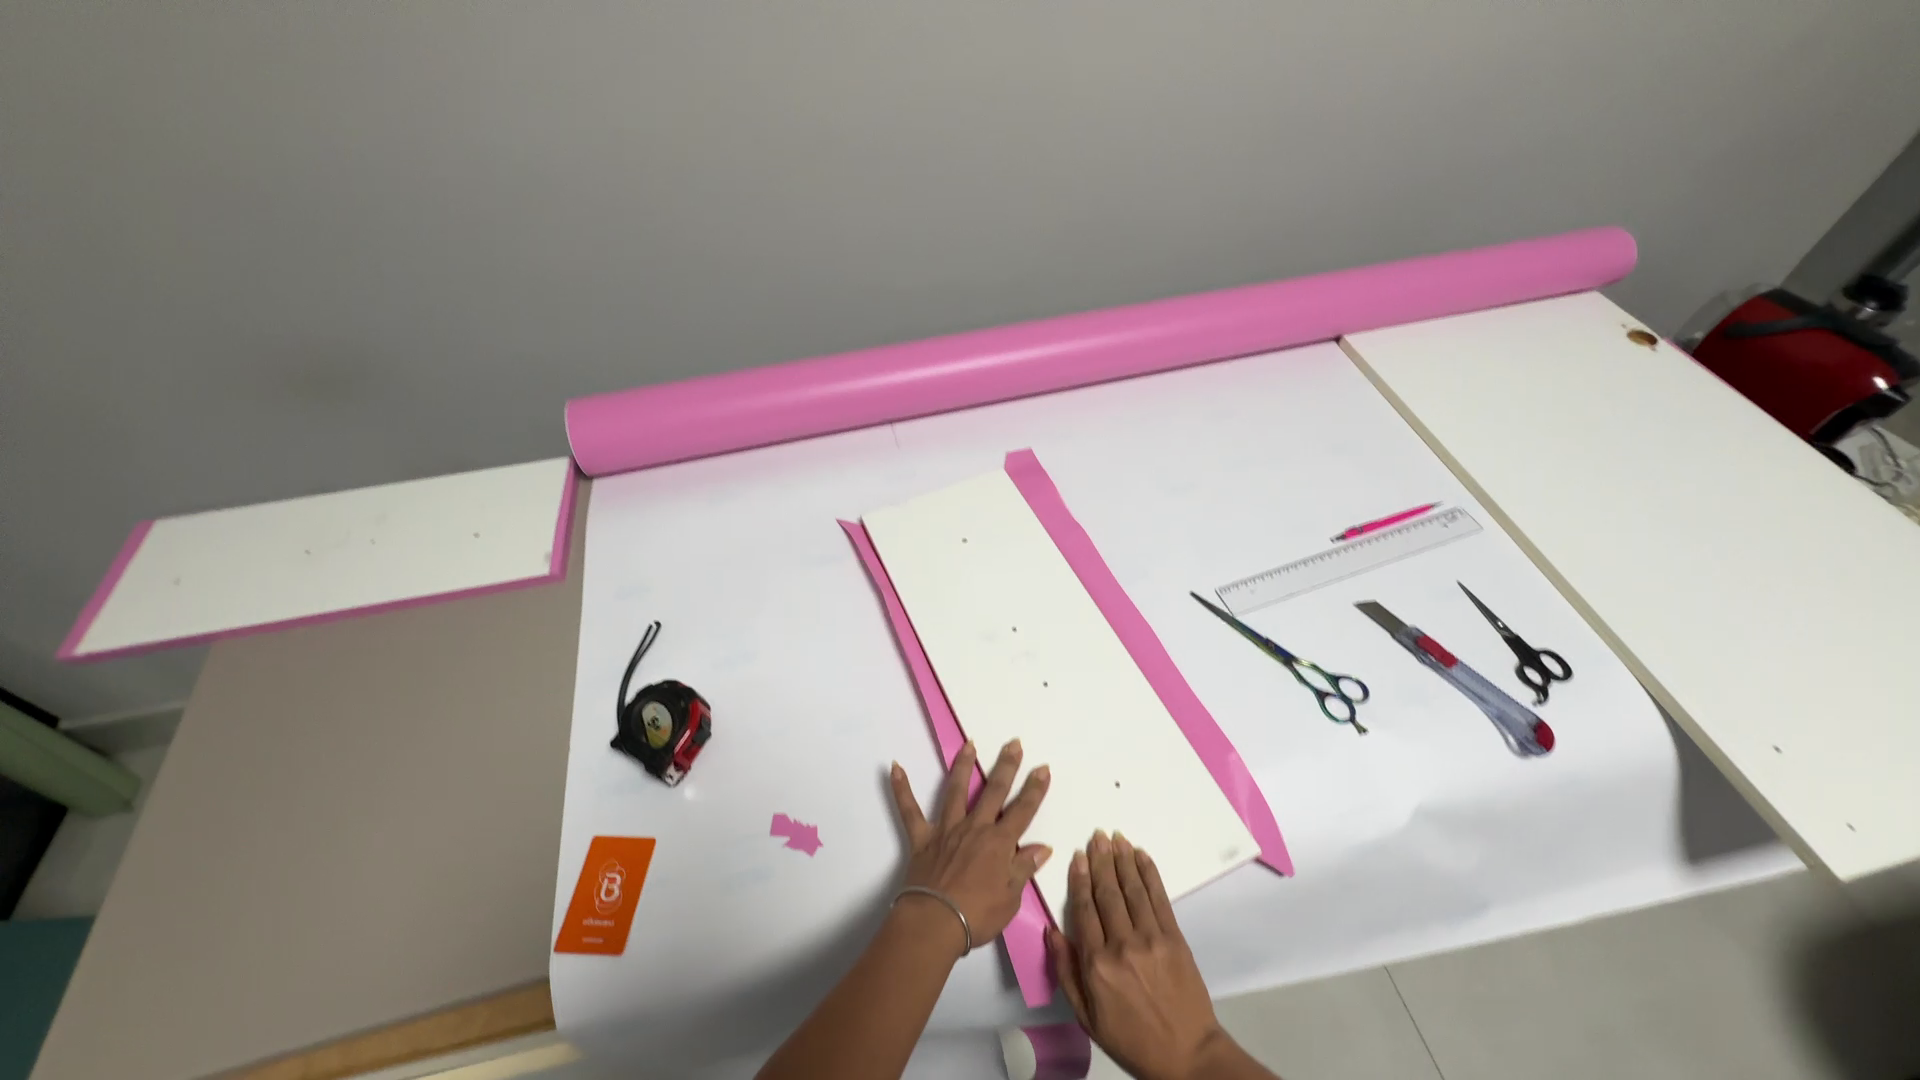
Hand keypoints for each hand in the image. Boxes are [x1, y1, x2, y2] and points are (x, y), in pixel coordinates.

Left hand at [889, 739, 1050, 953]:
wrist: (935, 923)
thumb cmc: (977, 915)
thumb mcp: (1011, 898)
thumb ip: (1024, 868)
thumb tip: (1043, 847)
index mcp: (999, 843)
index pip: (1023, 811)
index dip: (1035, 789)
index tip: (1042, 768)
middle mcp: (975, 828)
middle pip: (994, 792)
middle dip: (1006, 766)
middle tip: (1014, 743)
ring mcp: (947, 830)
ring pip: (956, 791)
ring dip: (963, 766)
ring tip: (969, 744)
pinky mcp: (922, 839)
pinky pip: (909, 810)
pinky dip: (901, 789)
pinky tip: (895, 767)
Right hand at [1048, 832, 1237, 1079]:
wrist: (1186, 1054)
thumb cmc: (1130, 1038)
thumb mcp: (1087, 1016)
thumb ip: (1066, 972)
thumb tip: (1052, 933)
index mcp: (1096, 964)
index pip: (1084, 910)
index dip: (1079, 879)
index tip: (1077, 857)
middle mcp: (1122, 945)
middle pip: (1107, 893)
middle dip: (1100, 860)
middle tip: (1095, 835)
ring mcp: (1151, 939)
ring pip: (1132, 889)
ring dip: (1122, 860)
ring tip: (1115, 837)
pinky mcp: (1174, 938)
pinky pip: (1159, 898)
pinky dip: (1149, 874)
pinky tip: (1141, 856)